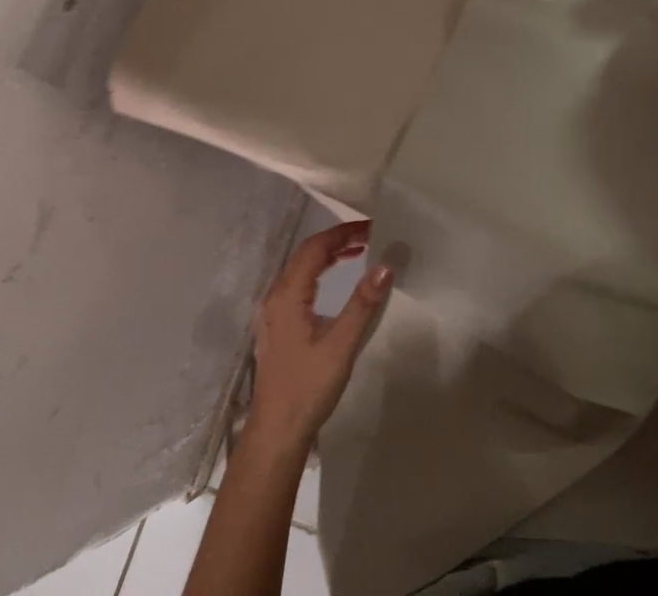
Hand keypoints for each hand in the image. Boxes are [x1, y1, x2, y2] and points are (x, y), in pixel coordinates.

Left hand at [245, 221, 393, 452]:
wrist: (277, 430)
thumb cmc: (308, 387)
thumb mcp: (341, 345)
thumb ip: (362, 304)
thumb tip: (385, 266)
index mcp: (287, 296)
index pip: (314, 249)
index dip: (342, 233)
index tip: (371, 227)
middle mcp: (275, 297)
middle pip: (304, 255)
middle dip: (336, 241)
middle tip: (369, 236)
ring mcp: (272, 312)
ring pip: (299, 270)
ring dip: (326, 256)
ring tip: (357, 251)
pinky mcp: (276, 326)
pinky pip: (297, 286)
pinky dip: (318, 273)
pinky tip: (333, 282)